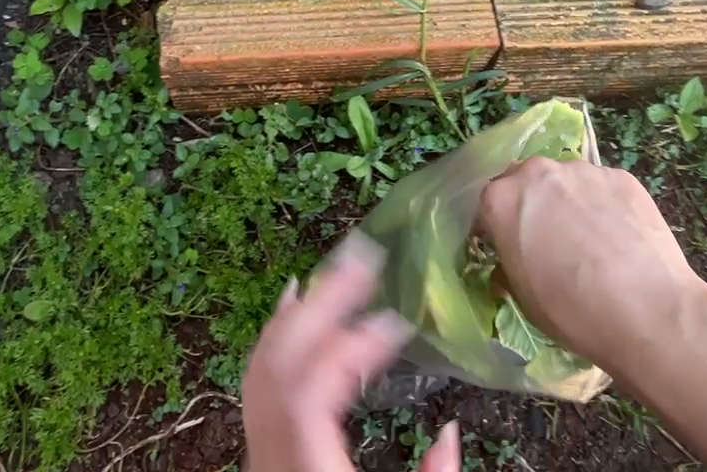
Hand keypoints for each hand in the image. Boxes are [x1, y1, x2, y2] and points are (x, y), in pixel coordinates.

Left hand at [242, 235, 460, 471]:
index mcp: (305, 465)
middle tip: (364, 256)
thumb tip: (448, 430)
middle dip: (323, 301)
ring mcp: (258, 445)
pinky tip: (294, 299)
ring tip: (337, 267)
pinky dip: (276, 329)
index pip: (310, 393)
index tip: (395, 323)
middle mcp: (272, 451)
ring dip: (303, 306)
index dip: (347, 348)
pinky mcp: (260, 442)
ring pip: (264, 362)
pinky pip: (257, 376)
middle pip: (282, 361)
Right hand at [478, 158, 703, 368]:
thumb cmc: (573, 312)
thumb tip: (512, 261)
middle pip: (526, 181)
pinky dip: (604, 205)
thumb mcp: (522, 297)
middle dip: (532, 205)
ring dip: (568, 201)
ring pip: (566, 181)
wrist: (649, 314)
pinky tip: (619, 238)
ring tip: (591, 239)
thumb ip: (508, 265)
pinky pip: (602, 187)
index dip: (497, 226)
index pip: (489, 203)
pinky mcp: (621, 176)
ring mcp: (582, 170)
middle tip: (549, 240)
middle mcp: (537, 172)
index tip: (509, 246)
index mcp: (501, 199)